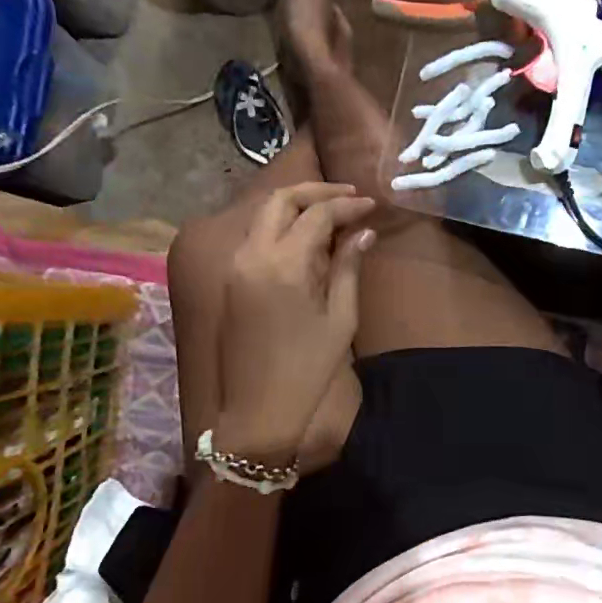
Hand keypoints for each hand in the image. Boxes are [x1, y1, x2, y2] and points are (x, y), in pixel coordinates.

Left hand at [213, 183, 375, 465]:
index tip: (371, 205)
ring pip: (263, 215)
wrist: (258, 410)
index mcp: (283, 265)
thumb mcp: (340, 318)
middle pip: (281, 200)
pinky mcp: (230, 280)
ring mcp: (235, 266)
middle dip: (316, 192)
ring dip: (295, 205)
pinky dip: (281, 226)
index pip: (316, 215)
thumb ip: (348, 268)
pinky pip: (255, 237)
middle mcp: (252, 255)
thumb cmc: (308, 369)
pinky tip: (306, 238)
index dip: (347, 205)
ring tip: (331, 213)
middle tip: (349, 196)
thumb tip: (364, 232)